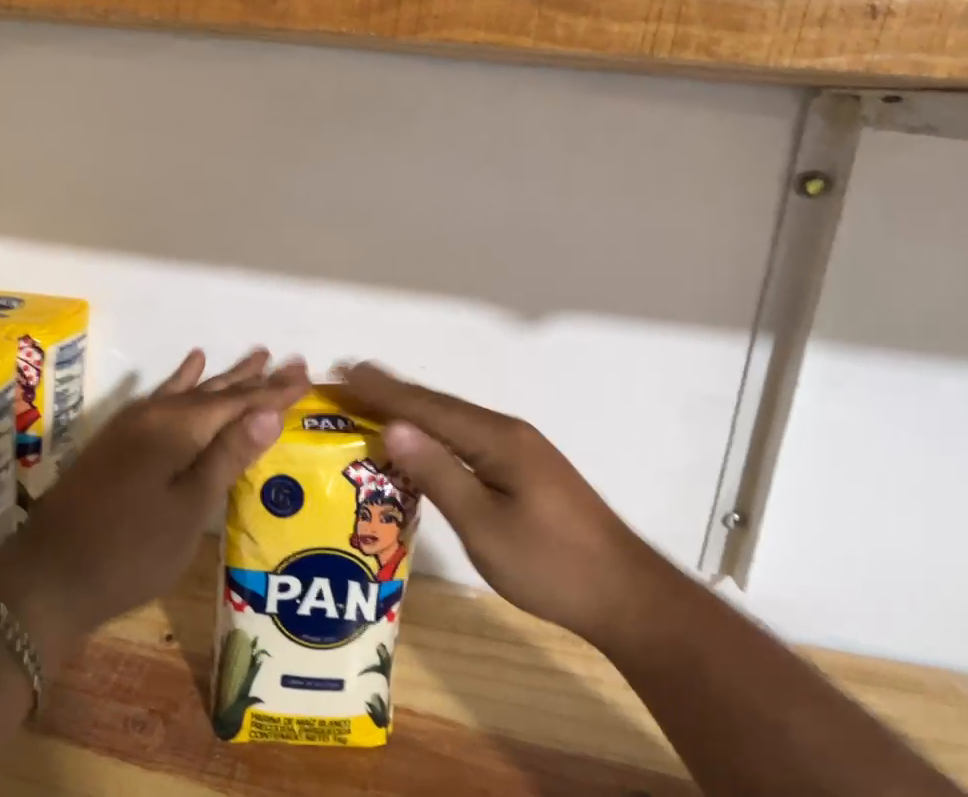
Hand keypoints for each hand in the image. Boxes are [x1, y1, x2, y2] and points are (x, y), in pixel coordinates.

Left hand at [0, 349, 310, 669]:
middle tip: (288, 360)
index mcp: (177, 429)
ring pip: (188, 393)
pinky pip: (161, 400)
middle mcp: (154, 416)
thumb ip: (228, 456)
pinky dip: (179, 385)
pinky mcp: (116, 443)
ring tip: (252, 356)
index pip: (237, 403)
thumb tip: (269, 410)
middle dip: (252, 379)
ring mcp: (131, 427)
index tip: (305, 373)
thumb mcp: (190, 508)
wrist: (49, 576)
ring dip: (220, 378)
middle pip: (214, 392)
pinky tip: (186, 372)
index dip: (273, 391)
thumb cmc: (131, 550)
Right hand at [333, 362, 667, 643]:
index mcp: (497, 439)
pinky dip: (432, 433)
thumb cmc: (550, 565)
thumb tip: (394, 427)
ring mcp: (519, 451)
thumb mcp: (484, 524)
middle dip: (391, 393)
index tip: (343, 370)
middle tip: (345, 380)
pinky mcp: (524, 471)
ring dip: (410, 411)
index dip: (383, 390)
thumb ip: (438, 473)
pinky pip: (465, 440)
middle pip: (439, 406)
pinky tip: (418, 441)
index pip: (428, 406)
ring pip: (453, 422)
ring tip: (369, 403)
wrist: (624, 595)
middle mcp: (507, 433)